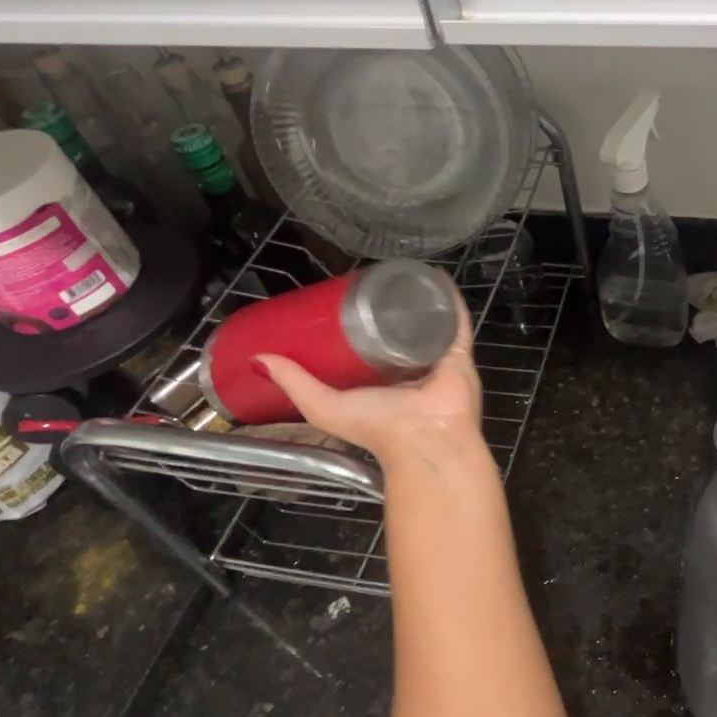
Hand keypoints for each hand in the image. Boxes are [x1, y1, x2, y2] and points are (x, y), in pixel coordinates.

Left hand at [254, 291, 484, 473]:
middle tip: (371, 288)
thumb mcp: (324, 406)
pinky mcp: (458, 353)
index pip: (370, 351)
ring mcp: (437, 362)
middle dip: (388, 314)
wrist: (426, 438)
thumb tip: (257, 357)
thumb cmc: (378, 426)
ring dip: (419, 303)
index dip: (358, 328)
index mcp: (383, 386)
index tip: (342, 306)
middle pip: (399, 336)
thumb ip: (295, 383)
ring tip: (403, 278)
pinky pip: (456, 322)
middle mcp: (411, 373)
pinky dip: (450, 300)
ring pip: (428, 326)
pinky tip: (437, 278)